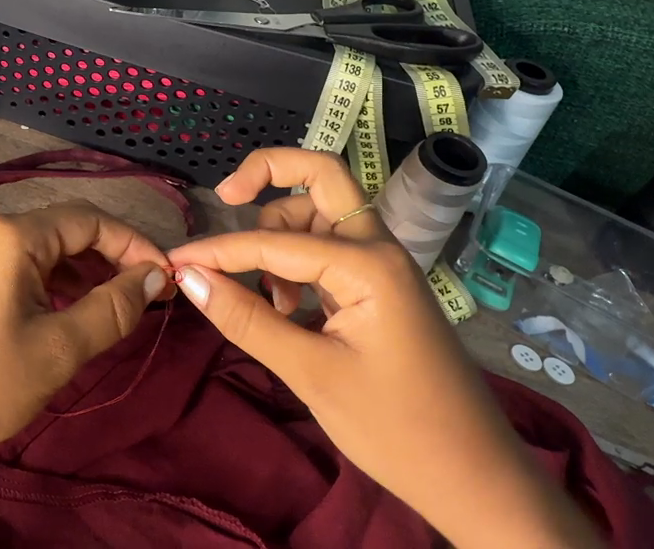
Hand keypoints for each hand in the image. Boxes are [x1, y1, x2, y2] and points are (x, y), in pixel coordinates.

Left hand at [0, 202, 171, 465]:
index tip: (170, 279)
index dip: (135, 244)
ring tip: (129, 305)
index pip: (91, 220)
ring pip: (57, 250)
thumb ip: (113, 308)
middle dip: (117, 255)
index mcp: (16, 235)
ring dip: (95, 271)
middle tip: (155, 293)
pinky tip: (89, 311)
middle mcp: (1, 233)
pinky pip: (38, 268)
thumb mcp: (60, 347)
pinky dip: (69, 284)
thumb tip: (156, 276)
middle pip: (74, 228)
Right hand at [168, 149, 601, 548]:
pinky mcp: (381, 287)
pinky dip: (298, 258)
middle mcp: (379, 247)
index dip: (217, 251)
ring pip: (322, 210)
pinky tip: (286, 307)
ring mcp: (384, 265)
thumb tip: (189, 278)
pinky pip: (330, 246)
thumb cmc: (396, 429)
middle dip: (268, 172)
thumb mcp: (310, 374)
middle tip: (225, 197)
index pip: (272, 241)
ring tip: (267, 294)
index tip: (174, 262)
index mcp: (367, 263)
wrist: (479, 480)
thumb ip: (246, 319)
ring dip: (282, 231)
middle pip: (321, 175)